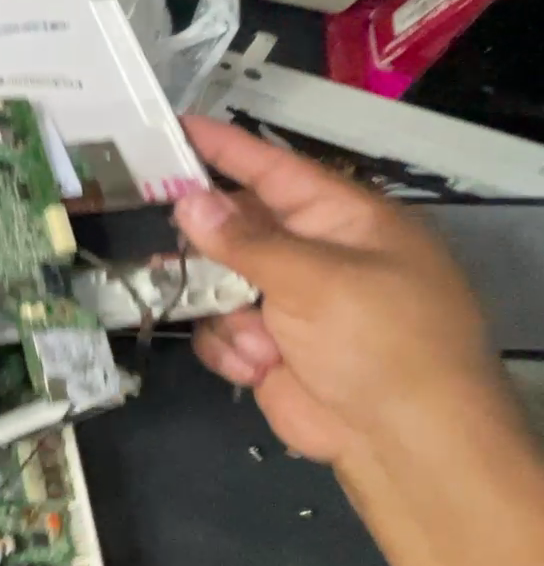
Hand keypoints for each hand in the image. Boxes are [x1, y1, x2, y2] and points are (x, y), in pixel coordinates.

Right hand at [173, 116, 506, 465]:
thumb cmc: (382, 341)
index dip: (227, 149)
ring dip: (225, 312)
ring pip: (212, 283)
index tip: (175, 128)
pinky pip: (214, 327)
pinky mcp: (263, 342)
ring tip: (255, 336)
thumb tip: (186, 200)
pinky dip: (230, 347)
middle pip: (233, 228)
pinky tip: (262, 365)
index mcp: (347, 224)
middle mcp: (314, 256)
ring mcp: (286, 301)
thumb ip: (243, 241)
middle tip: (167, 236)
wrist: (399, 438)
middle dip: (206, 244)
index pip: (276, 171)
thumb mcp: (316, 280)